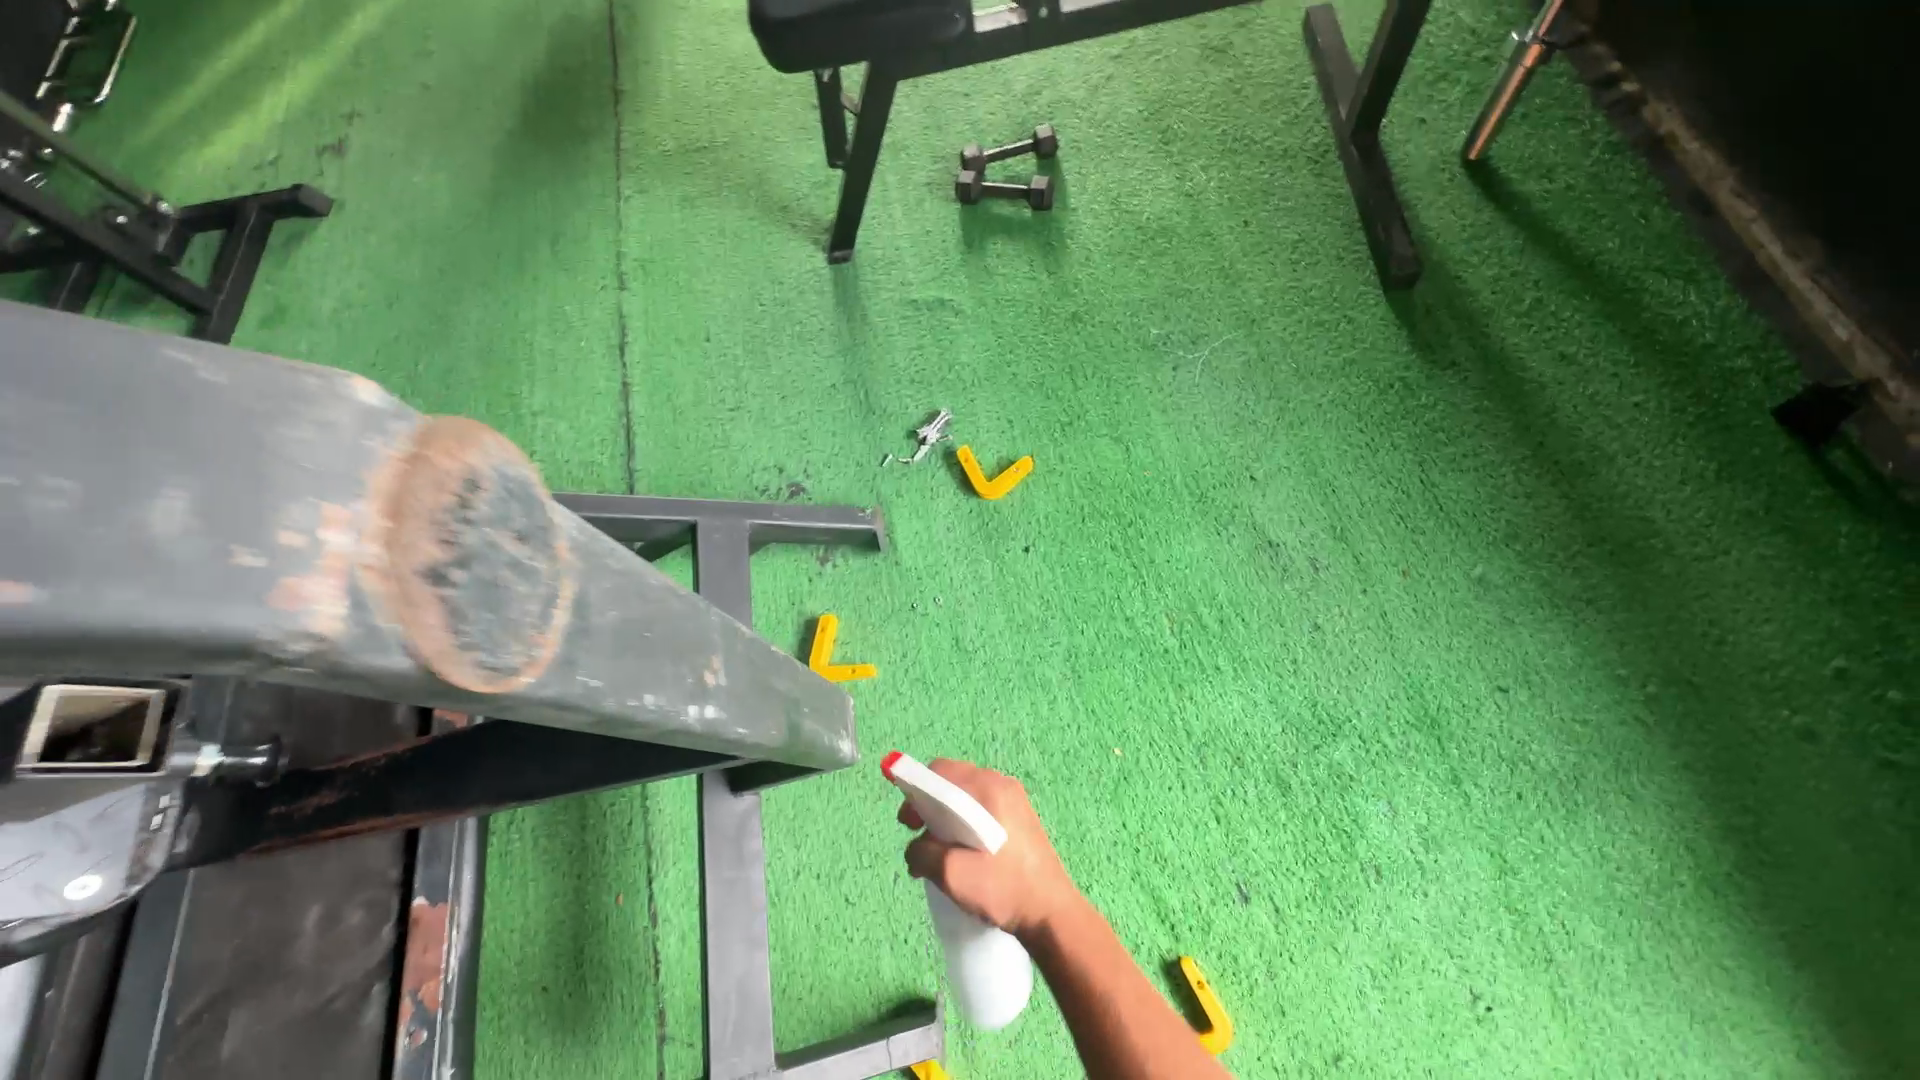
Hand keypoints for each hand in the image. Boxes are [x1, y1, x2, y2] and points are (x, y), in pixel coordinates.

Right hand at [898, 759, 1081, 939]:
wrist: (1050, 914)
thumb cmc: (1003, 888)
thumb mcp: (951, 873)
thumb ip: (922, 852)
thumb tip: (916, 848)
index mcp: (988, 789)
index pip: (940, 771)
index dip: (915, 791)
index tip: (907, 823)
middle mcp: (1002, 785)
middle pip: (953, 782)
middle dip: (928, 807)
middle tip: (917, 837)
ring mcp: (1014, 801)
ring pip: (966, 799)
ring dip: (944, 820)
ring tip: (936, 854)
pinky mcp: (1019, 819)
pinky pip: (981, 810)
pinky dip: (962, 825)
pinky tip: (959, 855)